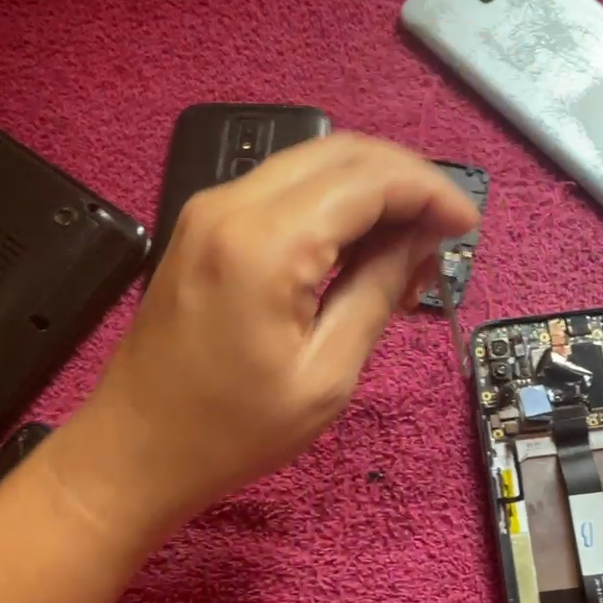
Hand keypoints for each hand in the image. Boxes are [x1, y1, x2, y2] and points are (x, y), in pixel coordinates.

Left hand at [42, 133, 478, 535]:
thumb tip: (423, 240)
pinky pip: (284, 191)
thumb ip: (377, 290)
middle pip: (343, 154)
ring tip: (407, 253)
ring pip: (314, 164)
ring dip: (371, 192)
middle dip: (406, 181)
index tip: (467, 224)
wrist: (136, 449)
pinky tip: (359, 250)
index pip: (368, 179)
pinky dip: (333, 206)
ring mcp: (212, 209)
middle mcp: (233, 205)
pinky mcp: (205, 225)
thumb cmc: (233, 430)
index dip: (429, 191)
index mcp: (266, 244)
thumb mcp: (327, 374)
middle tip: (442, 234)